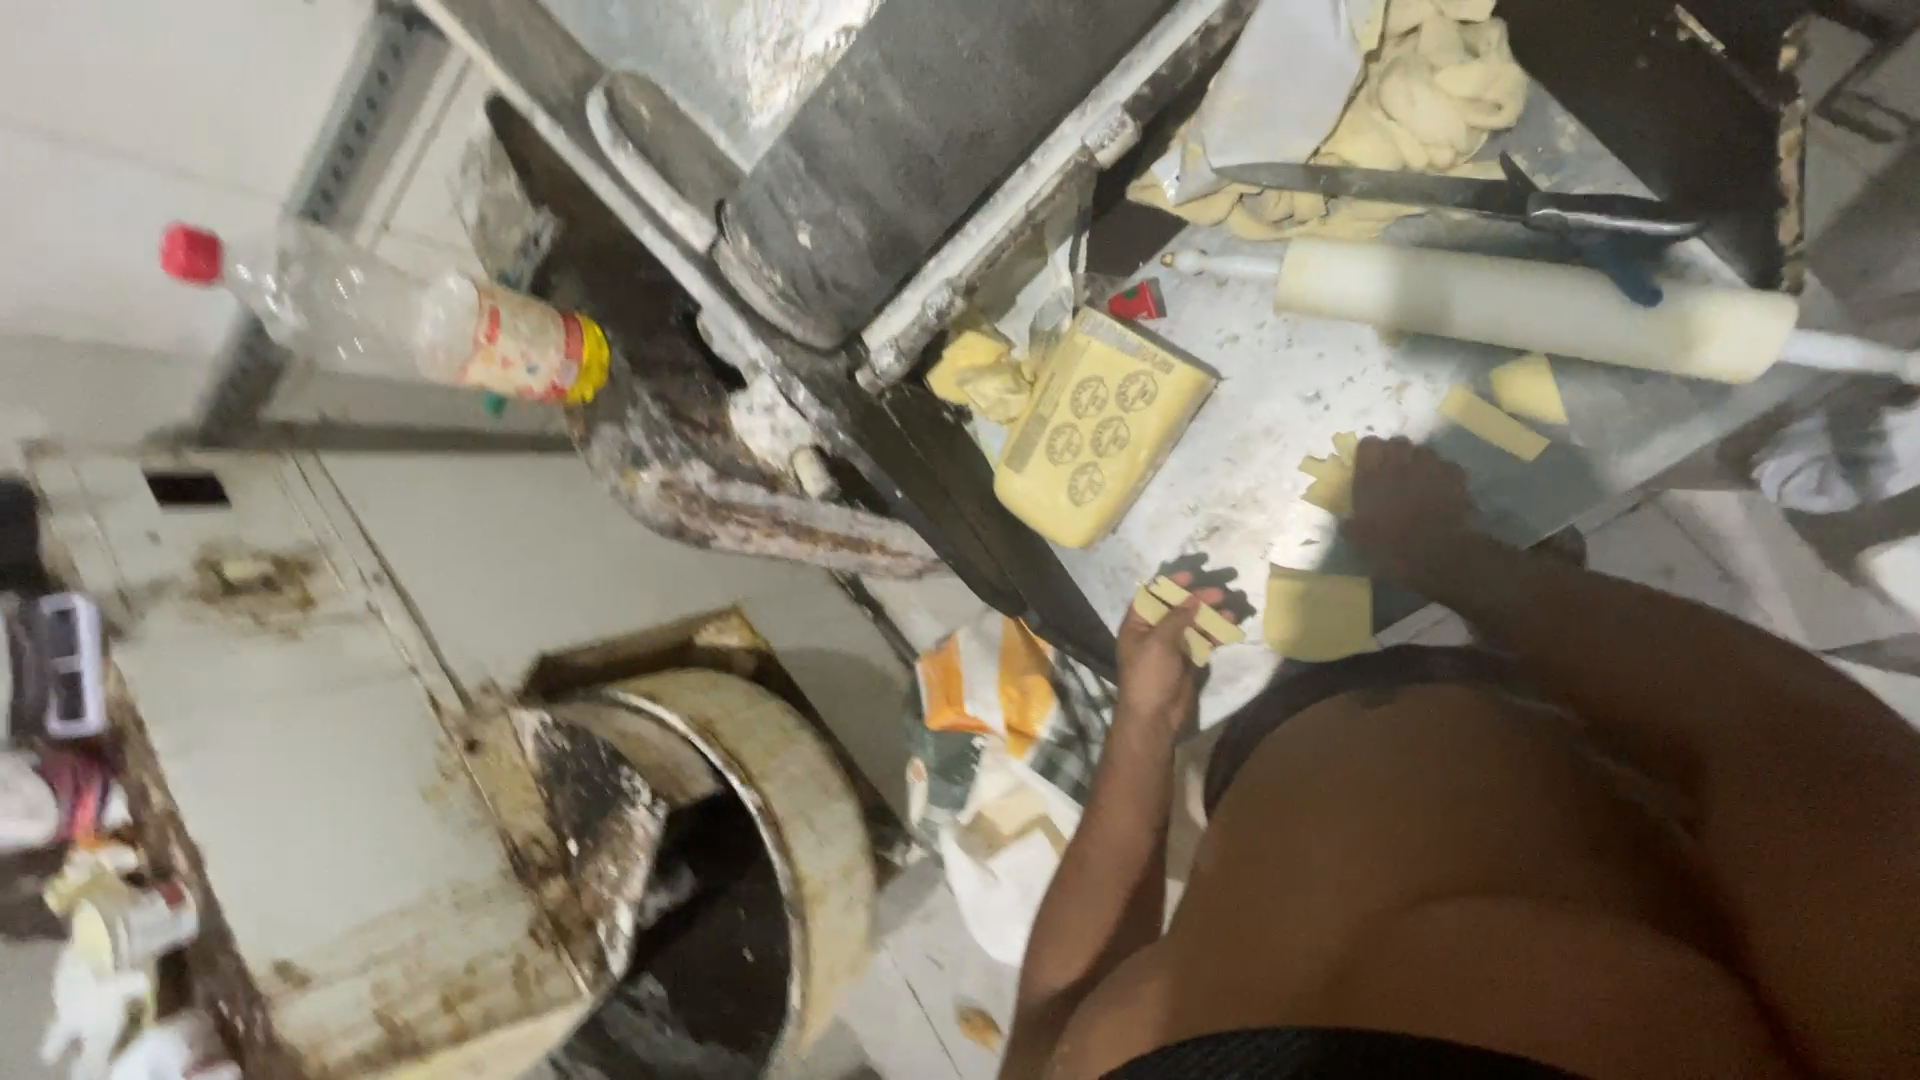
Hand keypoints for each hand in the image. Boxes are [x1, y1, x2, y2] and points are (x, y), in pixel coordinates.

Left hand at [1115, 572, 1230, 738]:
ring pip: (1192, 623)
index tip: (1191, 574)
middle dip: (1197, 598)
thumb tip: (1193, 598)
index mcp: (1137, 623)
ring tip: (1230, 607)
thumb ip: (1176, 617)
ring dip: (1210, 614)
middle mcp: (1153, 631)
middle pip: (1176, 607)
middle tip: (1220, 591)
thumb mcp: (1159, 642)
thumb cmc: (1149, 674)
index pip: (1152, 595)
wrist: (1155, 715)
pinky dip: (1215, 632)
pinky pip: (1202, 640)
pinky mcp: (1187, 659)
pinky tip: (1231, 624)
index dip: (1170, 583)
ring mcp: (1171, 645)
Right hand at [1344, 436, 1483, 589]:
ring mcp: (1431, 466)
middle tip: (1394, 474)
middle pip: (1397, 442)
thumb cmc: (1392, 548)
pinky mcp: (1456, 476)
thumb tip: (1348, 520)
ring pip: (1423, 451)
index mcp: (1371, 477)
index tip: (1368, 467)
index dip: (1369, 453)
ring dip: (1419, 461)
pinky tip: (1441, 490)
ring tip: (1419, 480)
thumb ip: (1351, 523)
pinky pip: (1446, 465)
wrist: (1440, 554)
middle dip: (1395, 454)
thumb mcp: (1358, 540)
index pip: (1368, 444)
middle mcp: (1400, 464)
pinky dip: (1442, 474)